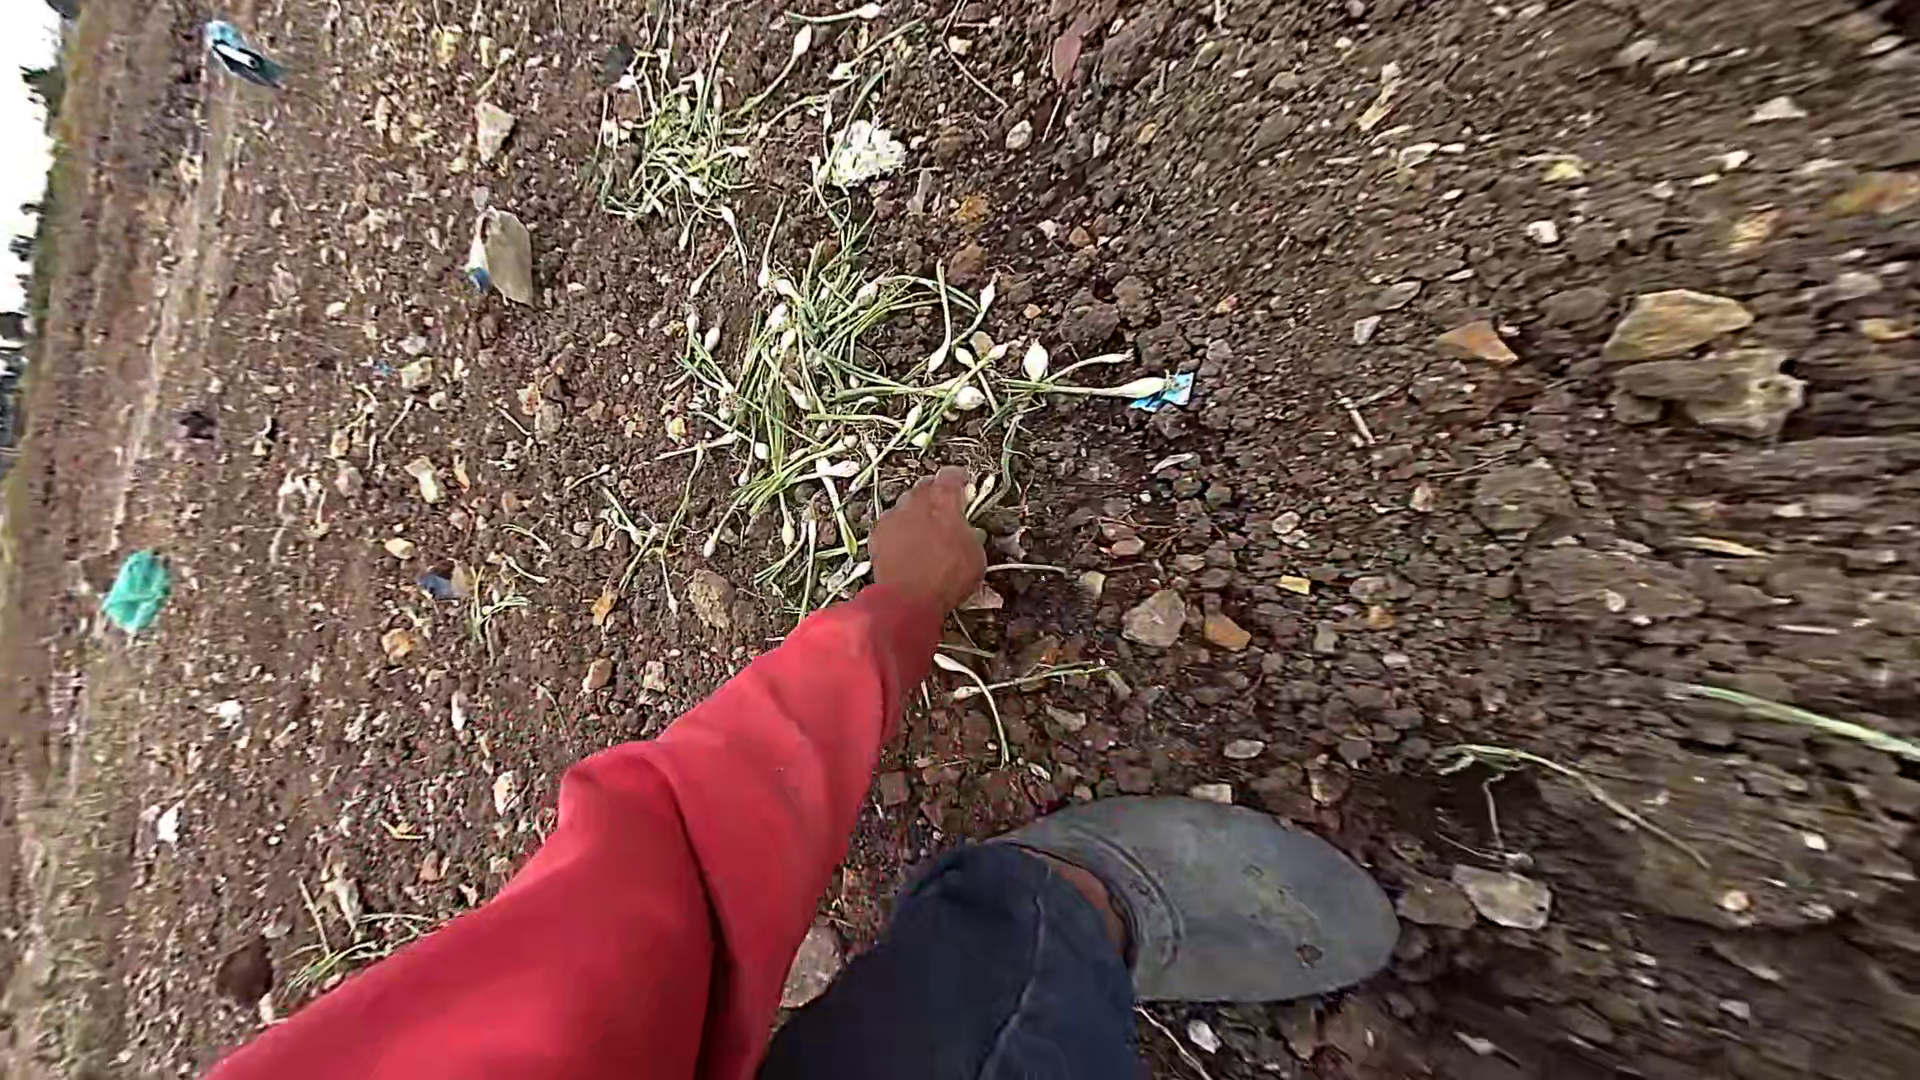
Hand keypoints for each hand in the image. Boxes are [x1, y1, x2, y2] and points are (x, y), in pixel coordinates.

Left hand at [870, 466, 985, 614]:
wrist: (907, 600)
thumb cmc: (946, 578)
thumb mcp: (976, 557)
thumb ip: (971, 535)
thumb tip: (969, 532)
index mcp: (944, 502)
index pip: (951, 476)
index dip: (958, 478)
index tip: (963, 483)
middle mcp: (916, 503)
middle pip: (925, 487)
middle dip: (934, 494)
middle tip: (944, 508)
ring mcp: (894, 517)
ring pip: (905, 504)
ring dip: (915, 511)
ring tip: (924, 529)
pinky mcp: (877, 534)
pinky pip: (891, 523)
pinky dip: (899, 529)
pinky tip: (906, 544)